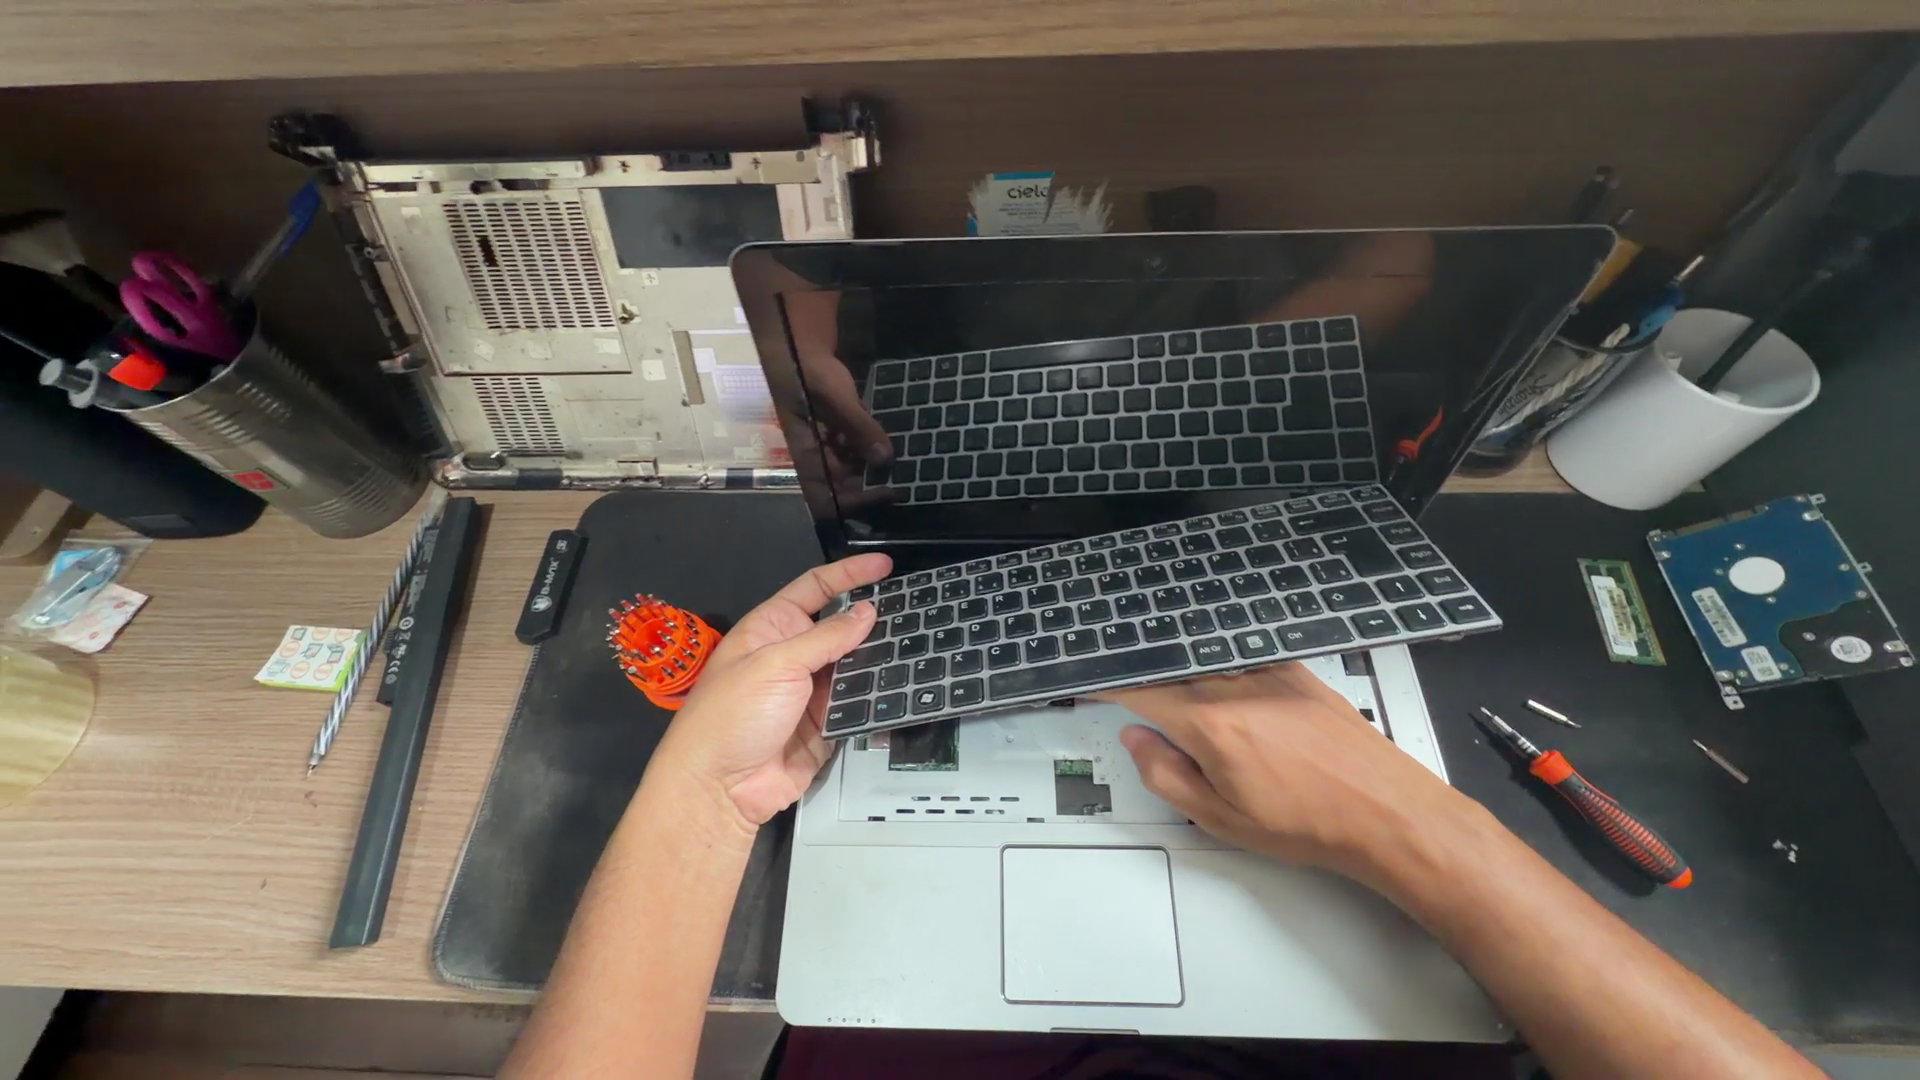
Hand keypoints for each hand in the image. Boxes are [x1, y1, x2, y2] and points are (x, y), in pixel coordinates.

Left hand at [651, 554, 891, 833]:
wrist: (719, 789)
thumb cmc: (730, 716)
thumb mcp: (776, 665)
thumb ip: (827, 637)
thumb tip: (868, 611)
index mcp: (772, 628)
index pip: (816, 588)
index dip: (849, 574)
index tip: (884, 565)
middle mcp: (793, 654)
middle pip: (841, 627)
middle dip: (872, 619)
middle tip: (911, 610)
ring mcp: (810, 690)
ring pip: (854, 665)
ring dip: (878, 659)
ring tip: (914, 645)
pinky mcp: (825, 724)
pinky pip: (857, 703)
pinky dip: (875, 696)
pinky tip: (900, 685)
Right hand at [1098, 662, 1477, 887]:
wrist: (1387, 812)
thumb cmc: (1308, 821)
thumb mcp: (1221, 818)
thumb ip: (1165, 774)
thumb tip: (1135, 739)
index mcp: (1209, 724)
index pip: (1140, 692)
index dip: (1109, 686)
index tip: (1091, 685)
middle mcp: (1234, 688)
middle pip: (1170, 672)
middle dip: (1145, 680)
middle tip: (1131, 696)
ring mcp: (1267, 673)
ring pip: (1203, 662)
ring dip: (1180, 673)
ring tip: (1174, 694)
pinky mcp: (1294, 671)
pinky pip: (1240, 658)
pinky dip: (1218, 667)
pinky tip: (1221, 687)